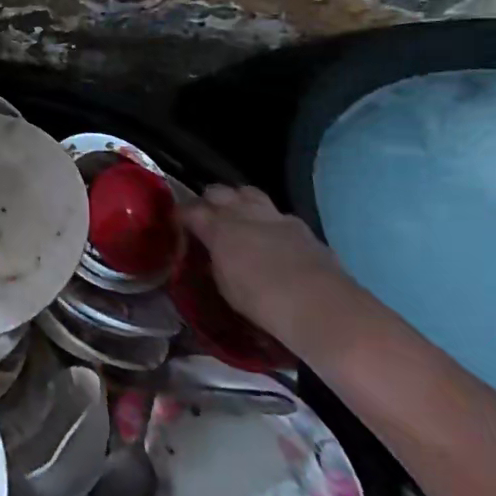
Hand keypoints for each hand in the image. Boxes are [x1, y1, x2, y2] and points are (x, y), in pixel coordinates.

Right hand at [182, 185, 357, 348]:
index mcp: (219, 228)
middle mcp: (244, 213)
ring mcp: (274, 215)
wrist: (318, 304)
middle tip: (206, 216)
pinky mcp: (299, 225)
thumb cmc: (262, 302)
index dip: (182, 214)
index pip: (191, 210)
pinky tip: (270, 235)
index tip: (177, 222)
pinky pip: (276, 213)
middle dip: (209, 200)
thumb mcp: (226, 287)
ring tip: (237, 216)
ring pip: (248, 193)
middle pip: (219, 191)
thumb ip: (216, 263)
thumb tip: (214, 256)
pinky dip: (267, 219)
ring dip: (239, 200)